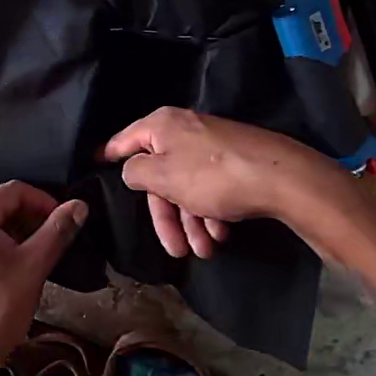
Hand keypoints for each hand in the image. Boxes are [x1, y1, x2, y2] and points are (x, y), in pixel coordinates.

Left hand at [0, 181, 87, 374]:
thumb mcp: (33, 266)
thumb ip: (58, 231)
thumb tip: (78, 206)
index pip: (14, 190)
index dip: (45, 201)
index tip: (64, 220)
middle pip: (1, 204)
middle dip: (32, 217)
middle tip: (55, 238)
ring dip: (20, 232)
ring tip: (40, 254)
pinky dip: (3, 245)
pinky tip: (19, 266)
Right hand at [101, 107, 351, 258]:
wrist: (279, 177)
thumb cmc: (211, 175)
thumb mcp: (162, 176)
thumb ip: (135, 172)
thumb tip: (131, 168)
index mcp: (163, 125)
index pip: (125, 140)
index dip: (110, 154)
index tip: (97, 164)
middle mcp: (185, 130)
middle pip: (161, 176)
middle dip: (168, 217)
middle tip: (175, 250)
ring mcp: (212, 146)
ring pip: (188, 187)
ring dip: (193, 223)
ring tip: (206, 250)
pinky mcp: (234, 161)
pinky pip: (211, 188)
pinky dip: (212, 213)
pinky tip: (221, 234)